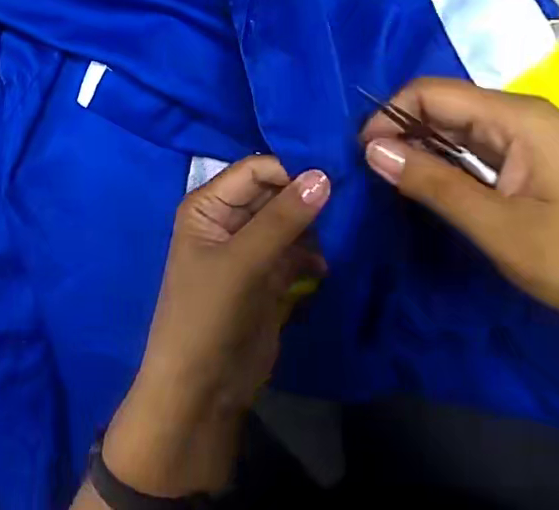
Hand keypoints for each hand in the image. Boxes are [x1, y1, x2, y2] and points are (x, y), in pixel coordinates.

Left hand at [100, 156, 329, 495]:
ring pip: (289, 221)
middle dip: (309, 192)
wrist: (201, 391)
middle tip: (356, 191)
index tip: (338, 170)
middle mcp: (228, 218)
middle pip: (274, 192)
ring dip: (317, 223)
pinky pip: (296, 251)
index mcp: (208, 204)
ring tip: (351, 223)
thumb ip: (282, 220)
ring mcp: (250, 248)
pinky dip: (314, 253)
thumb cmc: (208, 315)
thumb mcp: (242, 263)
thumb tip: (324, 175)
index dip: (292, 167)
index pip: (255, 169)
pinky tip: (330, 261)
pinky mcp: (269, 276)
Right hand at [360, 78, 558, 346]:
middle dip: (402, 132)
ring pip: (459, 128)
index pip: (431, 92)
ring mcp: (534, 139)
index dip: (389, 117)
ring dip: (423, 149)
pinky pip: (478, 149)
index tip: (364, 157)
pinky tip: (432, 189)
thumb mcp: (500, 228)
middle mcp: (523, 116)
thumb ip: (432, 184)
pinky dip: (449, 164)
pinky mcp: (538, 162)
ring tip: (393, 182)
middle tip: (371, 173)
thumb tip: (371, 148)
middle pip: (443, 105)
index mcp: (517, 118)